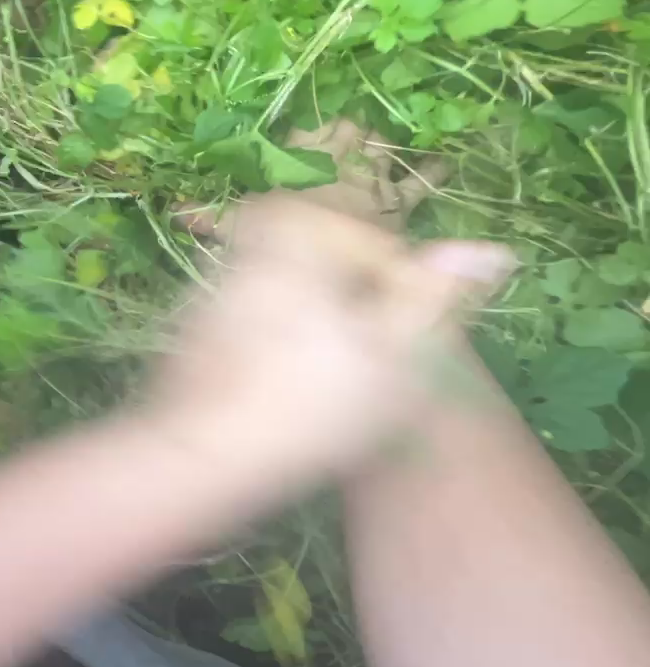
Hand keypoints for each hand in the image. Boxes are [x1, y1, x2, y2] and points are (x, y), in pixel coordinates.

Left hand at [148, 196, 512, 481]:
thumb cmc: (309, 407)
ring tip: (332, 354)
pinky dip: (267, 329)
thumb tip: (482, 249)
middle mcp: (229, 275)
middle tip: (366, 319)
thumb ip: (428, 296)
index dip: (354, 238)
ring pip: (255, 282)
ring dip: (299, 302)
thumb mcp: (392, 355)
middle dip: (330, 272)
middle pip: (277, 245)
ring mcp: (199, 308)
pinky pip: (232, 315)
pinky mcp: (184, 342)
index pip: (301, 213)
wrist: (206, 454)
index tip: (386, 280)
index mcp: (277, 263)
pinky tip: (287, 373)